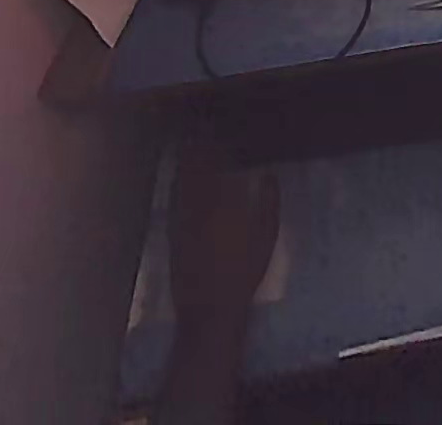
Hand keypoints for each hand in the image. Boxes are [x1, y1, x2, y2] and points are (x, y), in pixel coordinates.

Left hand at [168, 146, 280, 332]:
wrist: (211, 308)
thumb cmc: (245, 272)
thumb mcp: (267, 237)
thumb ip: (269, 202)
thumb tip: (268, 174)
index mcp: (226, 199)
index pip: (222, 162)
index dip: (220, 144)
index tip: (223, 133)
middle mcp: (201, 201)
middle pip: (199, 165)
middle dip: (201, 147)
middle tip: (204, 133)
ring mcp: (183, 214)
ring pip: (184, 177)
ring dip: (187, 160)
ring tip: (191, 145)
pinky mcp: (172, 228)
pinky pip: (174, 195)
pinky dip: (177, 181)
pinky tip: (179, 176)